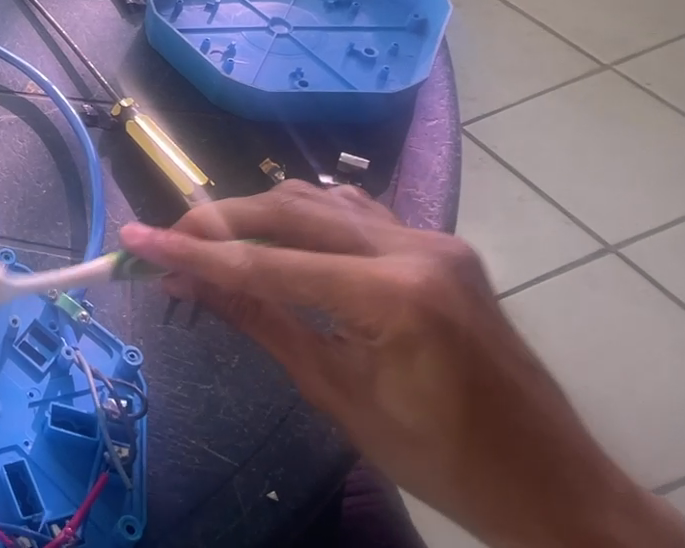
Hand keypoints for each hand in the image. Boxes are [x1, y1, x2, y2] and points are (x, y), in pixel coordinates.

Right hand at [118, 181, 684, 547]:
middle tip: (162, 245)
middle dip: (213, 224)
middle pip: (282, 213)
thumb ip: (255, 321)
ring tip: (209, 243)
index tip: (131, 240)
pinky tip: (277, 238)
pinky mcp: (438, 244)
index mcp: (392, 297)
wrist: (554, 483)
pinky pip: (350, 211)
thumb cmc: (439, 457)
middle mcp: (414, 249)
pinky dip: (300, 216)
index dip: (188, 252)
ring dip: (252, 215)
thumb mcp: (334, 392)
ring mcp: (431, 240)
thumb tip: (181, 283)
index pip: (262, 263)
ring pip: (312, 201)